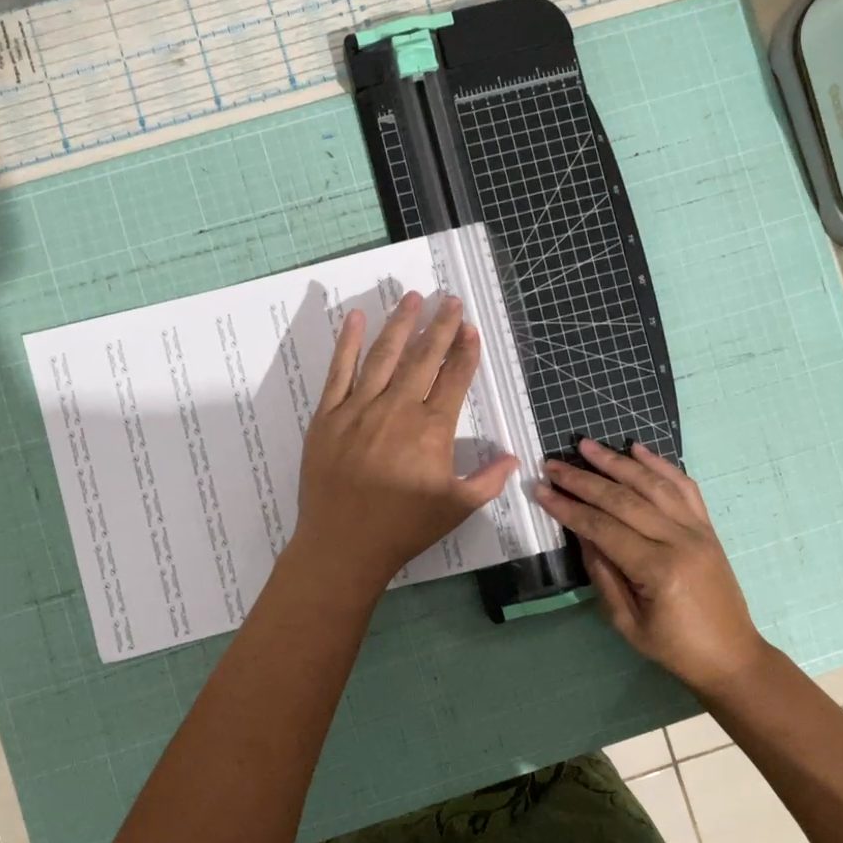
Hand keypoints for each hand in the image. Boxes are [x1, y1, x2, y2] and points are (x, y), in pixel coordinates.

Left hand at [287, 291, 517, 596]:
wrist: (343, 544)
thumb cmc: (403, 528)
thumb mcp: (456, 509)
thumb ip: (488, 481)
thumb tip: (514, 459)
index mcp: (431, 429)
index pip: (454, 378)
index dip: (464, 350)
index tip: (470, 327)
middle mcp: (397, 409)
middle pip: (423, 357)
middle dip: (439, 326)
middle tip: (449, 299)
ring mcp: (359, 408)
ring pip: (384, 355)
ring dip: (400, 324)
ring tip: (413, 298)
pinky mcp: (328, 415)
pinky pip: (339, 371)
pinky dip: (349, 343)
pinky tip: (357, 318)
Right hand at [535, 439, 768, 699]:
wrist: (733, 656)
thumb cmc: (675, 648)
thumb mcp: (627, 623)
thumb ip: (603, 575)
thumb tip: (581, 533)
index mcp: (659, 570)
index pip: (603, 527)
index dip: (569, 508)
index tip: (541, 490)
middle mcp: (680, 541)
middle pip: (624, 500)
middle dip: (584, 480)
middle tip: (552, 464)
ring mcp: (698, 531)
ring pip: (653, 484)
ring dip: (617, 462)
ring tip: (587, 446)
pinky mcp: (708, 528)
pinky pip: (684, 487)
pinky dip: (660, 464)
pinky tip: (636, 449)